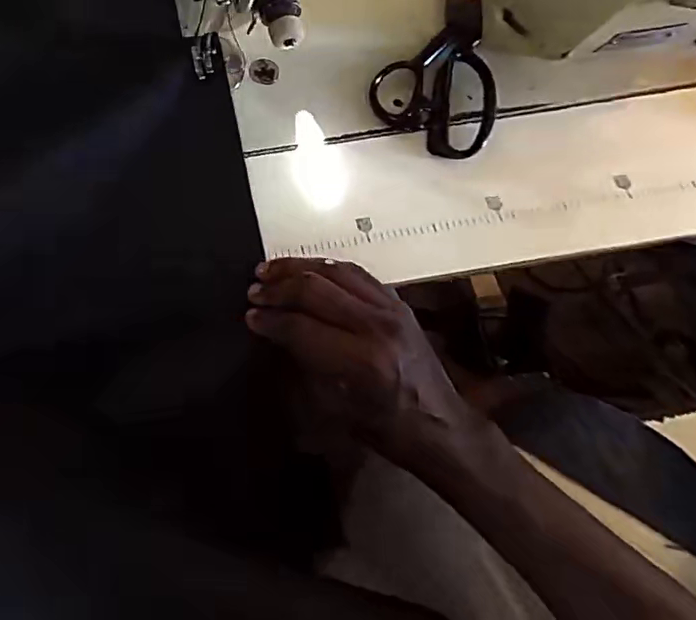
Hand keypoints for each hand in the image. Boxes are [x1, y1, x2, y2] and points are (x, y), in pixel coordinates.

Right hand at [246, 256, 486, 465]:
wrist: (445, 428)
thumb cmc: (389, 429)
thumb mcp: (338, 409)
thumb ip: (306, 365)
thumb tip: (275, 333)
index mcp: (363, 360)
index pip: (302, 326)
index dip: (271, 320)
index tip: (250, 317)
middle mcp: (377, 326)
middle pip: (314, 290)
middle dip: (278, 289)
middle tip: (254, 291)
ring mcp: (391, 309)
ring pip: (333, 271)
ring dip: (296, 268)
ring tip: (270, 270)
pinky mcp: (398, 302)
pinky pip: (355, 272)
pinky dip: (325, 266)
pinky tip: (307, 269)